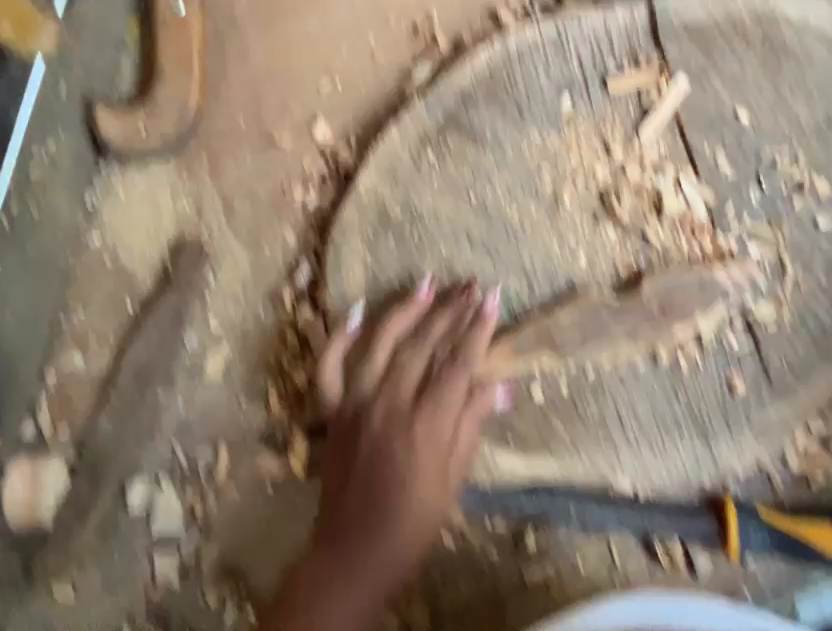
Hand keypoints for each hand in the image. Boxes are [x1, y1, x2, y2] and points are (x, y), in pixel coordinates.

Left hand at [303, 277, 509, 599]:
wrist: (354, 551)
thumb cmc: (415, 521)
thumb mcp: (455, 478)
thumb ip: (472, 425)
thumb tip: (500, 386)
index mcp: (427, 422)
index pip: (458, 362)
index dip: (478, 328)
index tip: (493, 297)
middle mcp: (391, 403)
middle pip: (424, 344)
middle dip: (450, 310)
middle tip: (470, 283)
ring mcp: (356, 403)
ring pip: (381, 343)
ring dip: (405, 309)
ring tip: (427, 282)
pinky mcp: (332, 411)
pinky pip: (331, 367)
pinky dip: (341, 337)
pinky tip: (357, 310)